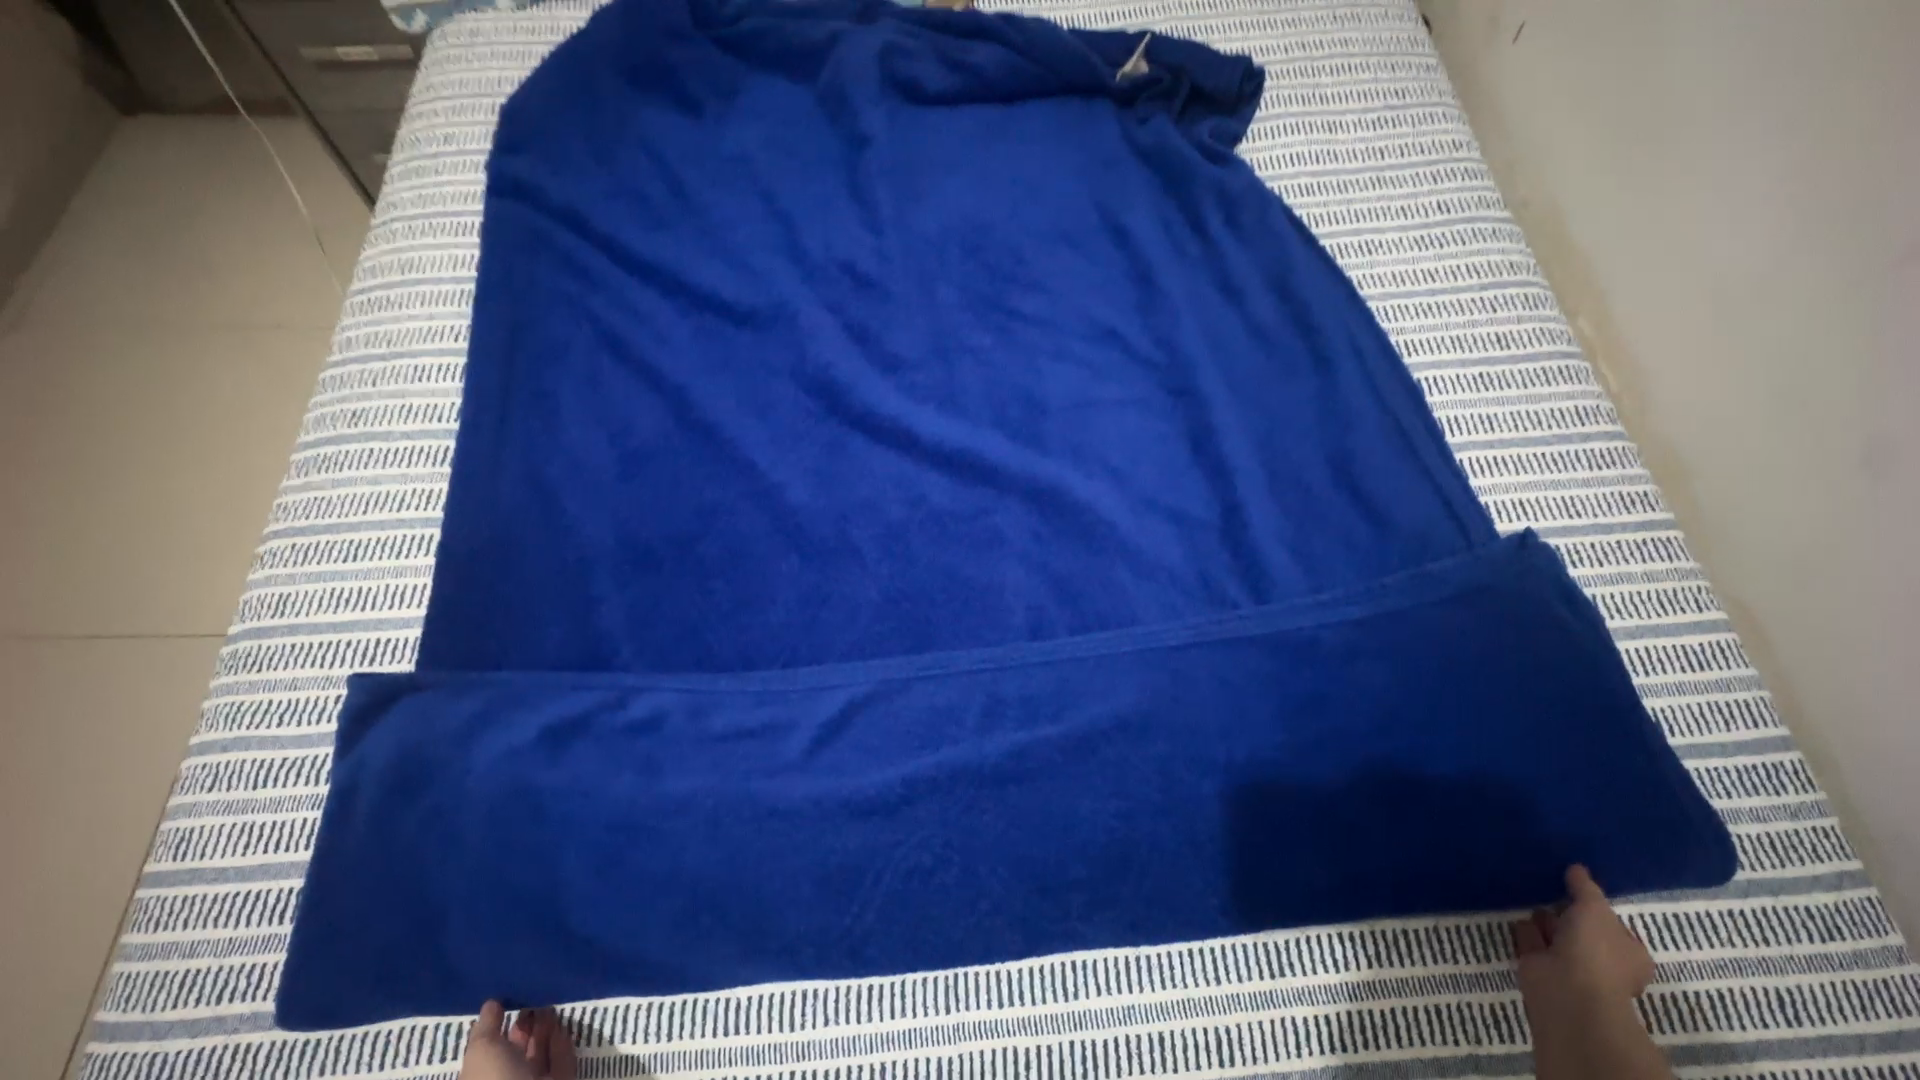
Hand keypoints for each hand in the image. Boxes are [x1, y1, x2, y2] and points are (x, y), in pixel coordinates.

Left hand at [460, 1000, 576, 1079]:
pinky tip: (562, 1024)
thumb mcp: (483, 1049)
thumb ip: (487, 1025)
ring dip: (545, 1029)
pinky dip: (562, 1043)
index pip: (487, 1051)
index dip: (496, 1026)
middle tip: (533, 996)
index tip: (508, 1000)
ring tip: (550, 1002)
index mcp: (480, 1078)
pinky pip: (560, 1060)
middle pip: (515, 1051)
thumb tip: (491, 1004)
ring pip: (539, 1055)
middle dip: (524, 1025)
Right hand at [1512, 864, 1654, 1009]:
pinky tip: (1514, 908)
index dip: (1598, 908)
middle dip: (1567, 912)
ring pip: (1555, 935)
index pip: (1614, 926)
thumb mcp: (1595, 907)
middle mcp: (1602, 962)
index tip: (1579, 888)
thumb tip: (1576, 868)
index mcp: (1629, 954)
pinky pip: (1531, 941)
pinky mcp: (1539, 968)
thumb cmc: (1594, 948)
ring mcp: (1570, 966)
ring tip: (1528, 891)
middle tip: (1550, 886)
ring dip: (1544, 918)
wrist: (1566, 989)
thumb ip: (1585, 887)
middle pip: (1582, 930)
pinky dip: (1524, 928)